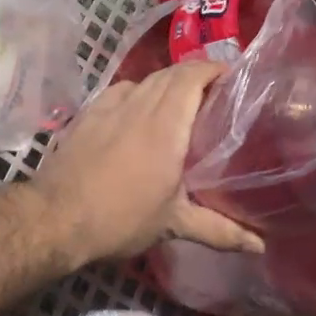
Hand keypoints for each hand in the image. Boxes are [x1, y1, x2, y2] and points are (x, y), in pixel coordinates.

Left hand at [30, 60, 264, 265]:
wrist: (57, 215)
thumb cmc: (121, 217)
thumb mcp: (174, 224)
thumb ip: (219, 230)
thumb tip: (259, 246)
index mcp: (166, 123)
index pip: (193, 75)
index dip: (214, 69)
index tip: (233, 77)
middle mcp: (140, 103)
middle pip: (172, 73)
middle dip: (195, 75)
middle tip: (215, 94)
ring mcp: (110, 104)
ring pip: (146, 80)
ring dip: (167, 82)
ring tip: (182, 103)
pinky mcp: (89, 111)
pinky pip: (122, 89)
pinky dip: (139, 91)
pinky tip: (141, 110)